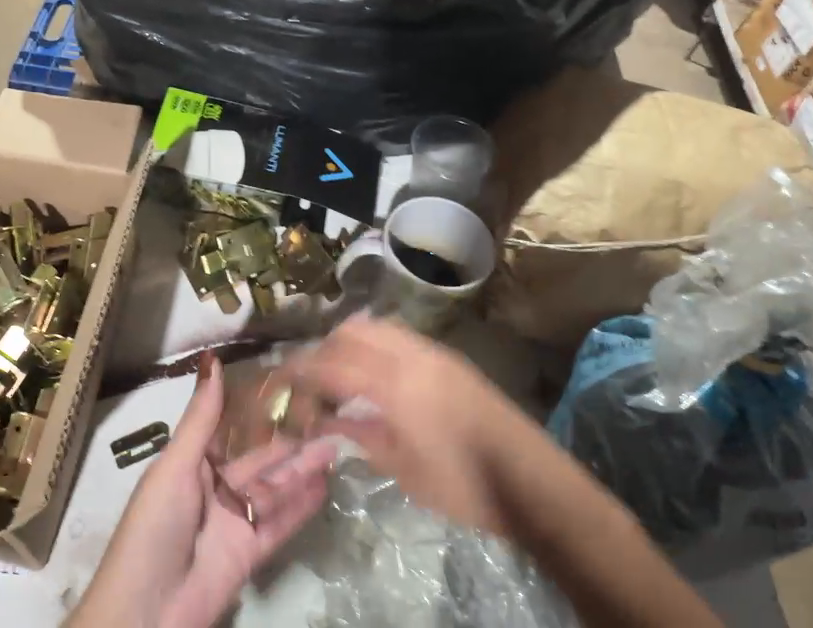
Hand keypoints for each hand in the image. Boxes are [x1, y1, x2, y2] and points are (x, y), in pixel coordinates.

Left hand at [70, 353, 338, 627]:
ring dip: (303, 469)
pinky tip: (325, 485)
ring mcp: (234, 521)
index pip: (230, 430)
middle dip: (290, 440)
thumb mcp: (174, 466)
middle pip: (259, 460)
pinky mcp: (251, 553)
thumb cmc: (154, 526)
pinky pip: (280, 523)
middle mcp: (215, 488)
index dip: (258, 411)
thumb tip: (212, 361)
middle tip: (327, 417)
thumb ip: (201, 419)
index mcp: (191, 464)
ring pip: (274, 489)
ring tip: (336, 445)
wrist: (148, 609)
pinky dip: (301, 505)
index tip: (289, 387)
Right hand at [283, 314, 526, 535]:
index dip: (301, 370)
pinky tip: (372, 375)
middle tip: (309, 381)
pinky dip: (374, 344)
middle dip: (322, 351)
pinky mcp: (449, 358)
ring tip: (338, 375)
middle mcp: (412, 356)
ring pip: (376, 327)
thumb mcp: (404, 469)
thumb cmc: (465, 486)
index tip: (280, 380)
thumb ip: (361, 435)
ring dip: (348, 342)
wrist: (532, 482)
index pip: (332, 364)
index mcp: (396, 386)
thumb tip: (325, 421)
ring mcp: (433, 352)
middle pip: (351, 332)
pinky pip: (398, 335)